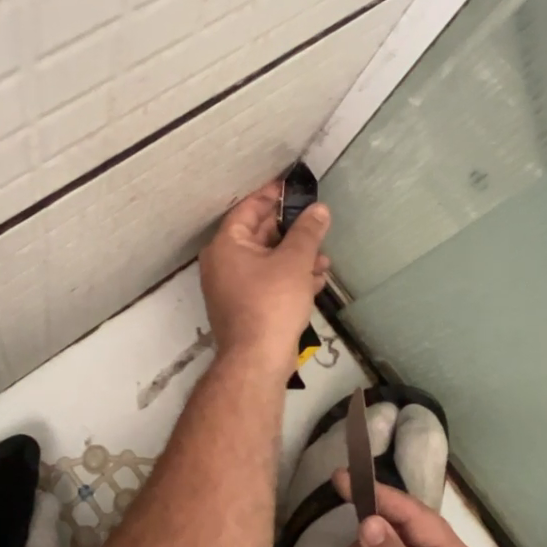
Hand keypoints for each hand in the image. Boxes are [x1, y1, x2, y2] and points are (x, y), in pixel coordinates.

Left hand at [198, 180, 330, 378]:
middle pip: (259, 235)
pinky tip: (315, 281)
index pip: (248, 209)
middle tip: (316, 222)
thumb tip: (318, 209)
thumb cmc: (272, 303)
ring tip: (324, 259)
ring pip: (267, 261)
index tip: (292, 187)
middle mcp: (222, 263)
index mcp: (226, 245)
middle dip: (291, 231)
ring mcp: (231, 287)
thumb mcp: (294, 261)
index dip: (271, 196)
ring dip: (296, 257)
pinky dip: (289, 278)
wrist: (257, 360)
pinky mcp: (244, 307)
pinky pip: (267, 283)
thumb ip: (307, 232)